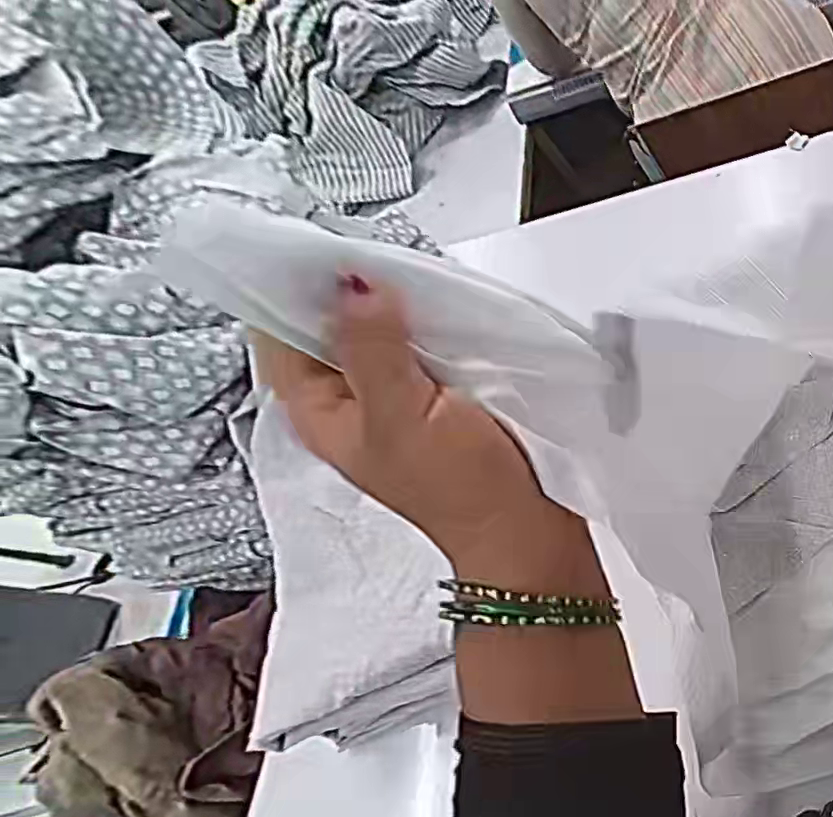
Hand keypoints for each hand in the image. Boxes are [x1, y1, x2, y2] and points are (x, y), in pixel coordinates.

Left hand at [251, 275, 599, 592]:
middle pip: (339, 330)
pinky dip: (443, 339)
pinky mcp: (452, 410)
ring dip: (409, 317)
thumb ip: (372, 349)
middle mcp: (358, 403)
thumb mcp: (405, 415)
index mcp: (321, 408)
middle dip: (360, 295)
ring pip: (392, 343)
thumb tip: (351, 282)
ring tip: (430, 287)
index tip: (329, 245)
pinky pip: (434, 360)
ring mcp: (408, 407)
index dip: (296, 285)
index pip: (281, 327)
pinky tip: (460, 325)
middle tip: (390, 261)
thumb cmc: (463, 488)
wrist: (528, 533)